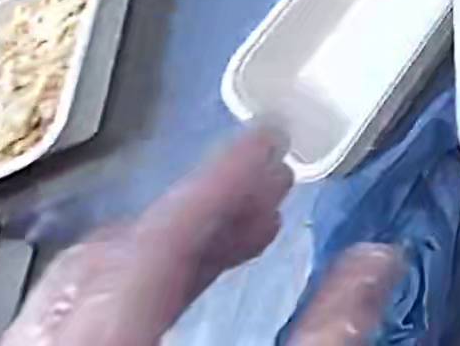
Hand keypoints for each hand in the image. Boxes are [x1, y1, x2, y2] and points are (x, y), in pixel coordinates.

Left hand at [1, 127, 402, 345]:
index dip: (221, 179)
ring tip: (251, 229)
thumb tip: (381, 255)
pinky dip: (146, 288)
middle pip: (107, 264)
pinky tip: (194, 291)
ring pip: (83, 295)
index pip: (155, 246)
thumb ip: (329, 334)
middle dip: (202, 208)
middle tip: (278, 184)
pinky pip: (78, 325)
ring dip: (178, 246)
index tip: (276, 133)